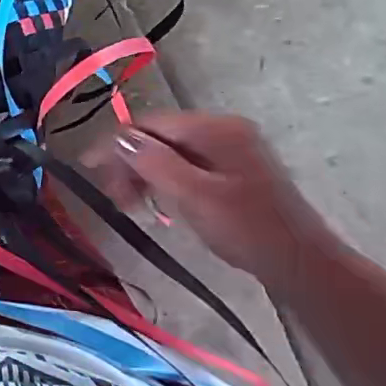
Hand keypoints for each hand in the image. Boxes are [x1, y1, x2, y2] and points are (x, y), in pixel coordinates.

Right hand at [81, 112, 341, 293]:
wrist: (297, 261)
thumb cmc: (245, 228)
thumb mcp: (193, 195)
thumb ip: (154, 163)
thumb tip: (118, 139)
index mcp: (215, 129)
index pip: (150, 124)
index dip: (115, 144)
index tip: (87, 167)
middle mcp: (222, 129)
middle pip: (157, 136)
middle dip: (129, 162)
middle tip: (117, 198)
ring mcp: (228, 148)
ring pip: (167, 151)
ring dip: (143, 174)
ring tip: (134, 205)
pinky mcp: (230, 169)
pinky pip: (183, 164)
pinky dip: (162, 180)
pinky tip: (157, 203)